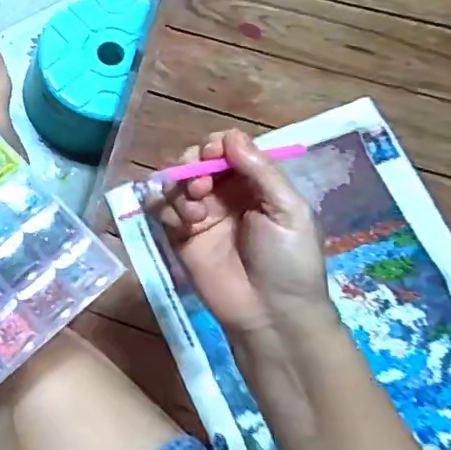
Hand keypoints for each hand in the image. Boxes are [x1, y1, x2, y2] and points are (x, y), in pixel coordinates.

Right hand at [147, 130, 332, 334]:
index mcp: (255, 184)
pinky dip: (165, 208)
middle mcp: (224, 194)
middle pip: (195, 161)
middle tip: (200, 185)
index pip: (228, 149)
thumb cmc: (289, 261)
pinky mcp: (179, 235)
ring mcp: (200, 215)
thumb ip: (261, 172)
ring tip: (195, 211)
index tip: (213, 155)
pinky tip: (184, 223)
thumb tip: (231, 135)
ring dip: (179, 188)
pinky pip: (161, 209)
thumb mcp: (289, 211)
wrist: (270, 313)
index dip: (216, 146)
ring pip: (175, 182)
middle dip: (192, 164)